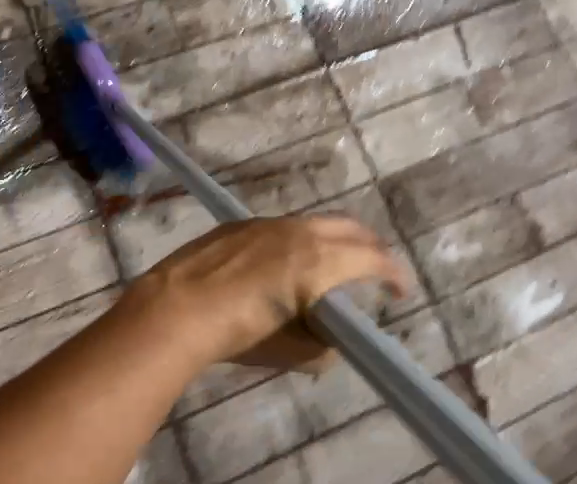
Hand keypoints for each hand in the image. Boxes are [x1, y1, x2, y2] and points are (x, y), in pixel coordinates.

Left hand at [142, 215, 413, 372]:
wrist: (177, 306)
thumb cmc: (242, 332)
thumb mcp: (298, 352)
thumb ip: (325, 342)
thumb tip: (326, 335)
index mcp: (319, 259)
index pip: (372, 258)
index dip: (394, 274)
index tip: (400, 291)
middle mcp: (295, 231)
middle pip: (346, 227)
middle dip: (368, 246)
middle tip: (376, 270)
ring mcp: (262, 223)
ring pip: (310, 223)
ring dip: (330, 239)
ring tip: (333, 264)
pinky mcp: (234, 224)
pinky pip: (279, 226)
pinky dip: (296, 239)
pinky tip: (286, 260)